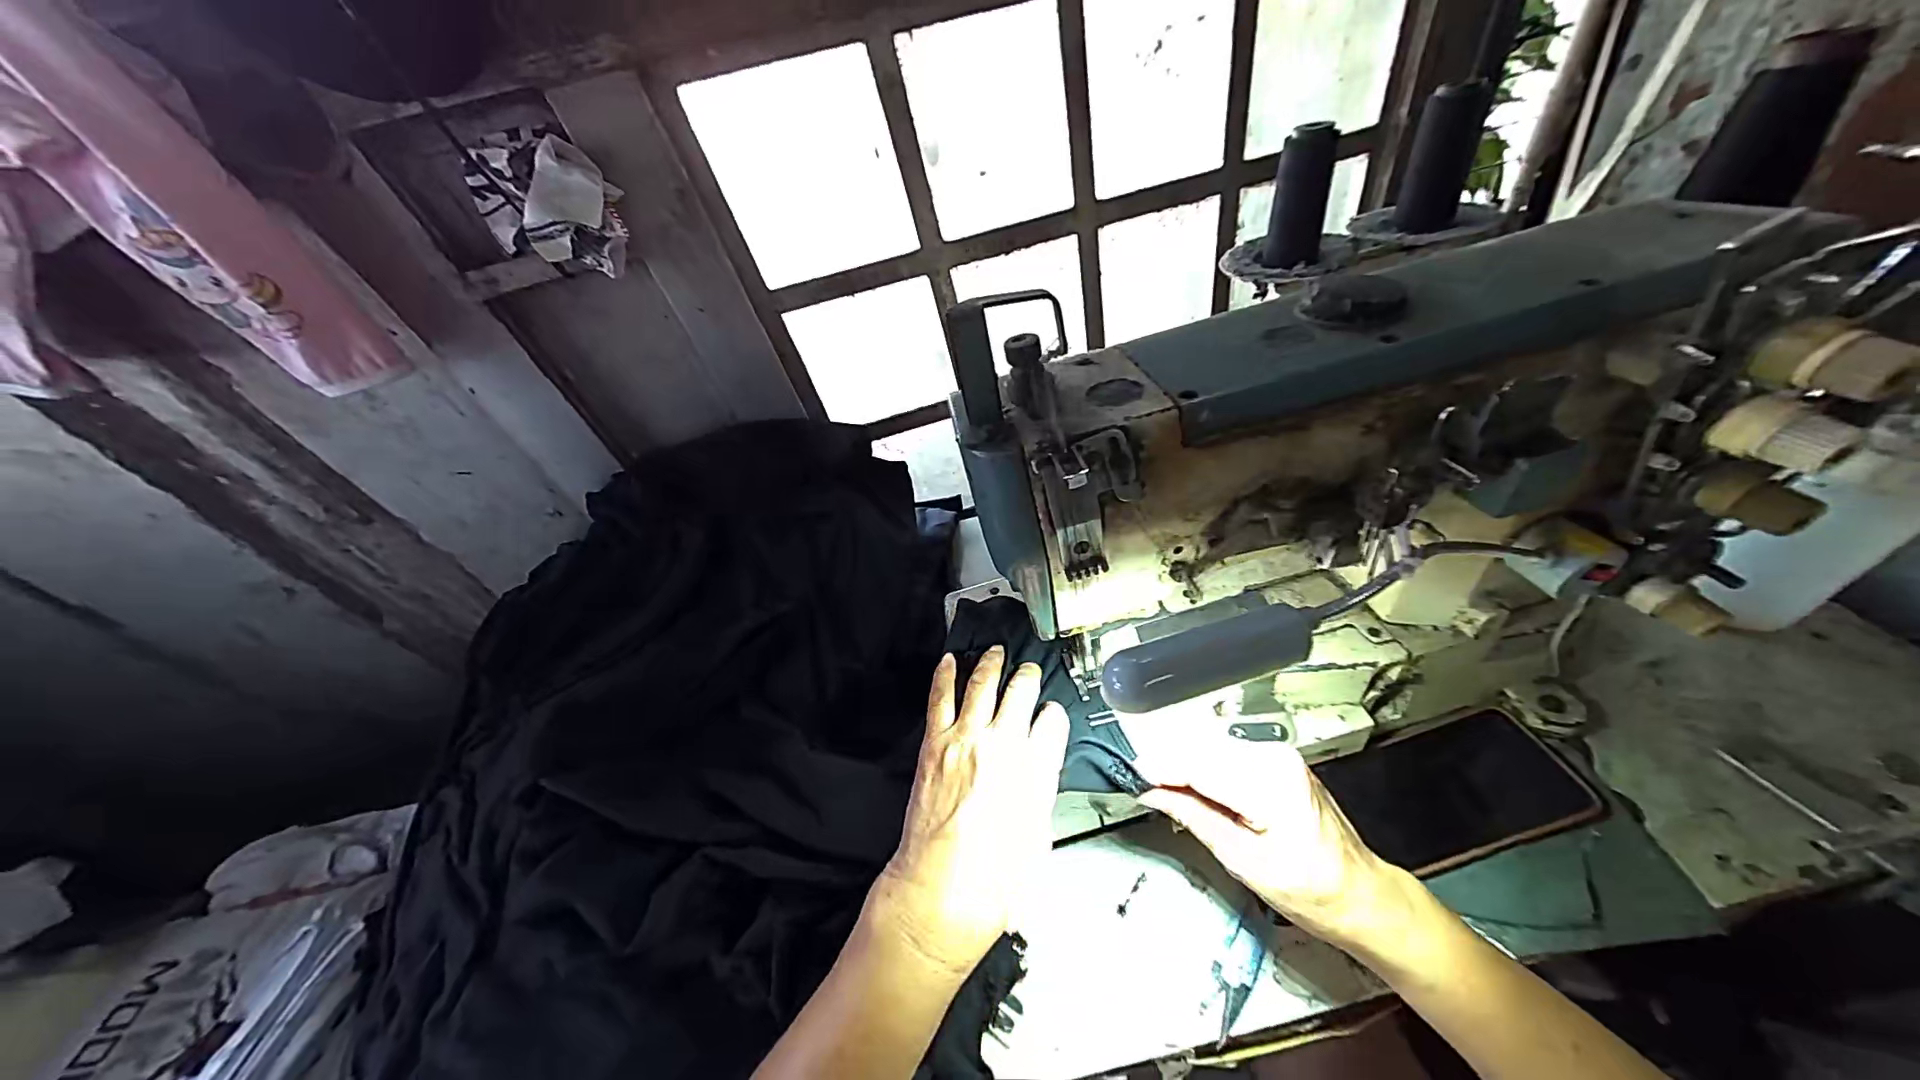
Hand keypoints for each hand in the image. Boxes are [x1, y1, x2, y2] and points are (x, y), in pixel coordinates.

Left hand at [872, 648, 1069, 975]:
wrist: (942, 891)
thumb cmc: (993, 880)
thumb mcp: (1040, 837)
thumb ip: (1040, 795)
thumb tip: (1036, 776)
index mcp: (1038, 769)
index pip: (1052, 722)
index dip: (1052, 715)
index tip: (1050, 714)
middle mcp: (1005, 746)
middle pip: (1021, 693)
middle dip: (1027, 678)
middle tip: (1028, 671)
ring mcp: (967, 740)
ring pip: (983, 685)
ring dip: (991, 664)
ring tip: (996, 653)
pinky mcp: (936, 744)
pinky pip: (941, 697)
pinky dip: (946, 675)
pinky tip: (949, 661)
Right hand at [1135, 731, 1423, 955]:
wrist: (1361, 894)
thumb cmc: (1317, 889)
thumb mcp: (1242, 861)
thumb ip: (1193, 817)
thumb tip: (1154, 794)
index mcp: (1270, 782)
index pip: (1197, 763)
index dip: (1160, 768)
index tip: (1134, 774)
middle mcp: (1276, 758)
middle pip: (1202, 751)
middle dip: (1170, 767)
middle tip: (1143, 785)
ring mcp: (1279, 755)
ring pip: (1212, 750)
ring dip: (1186, 768)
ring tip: (1167, 792)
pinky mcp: (1277, 760)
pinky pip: (1227, 756)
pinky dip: (1205, 770)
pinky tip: (1196, 789)